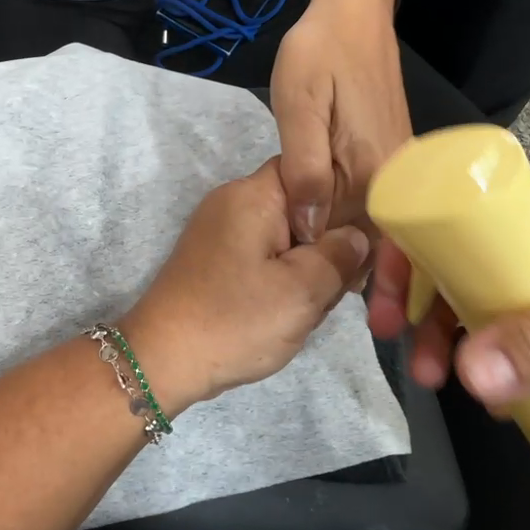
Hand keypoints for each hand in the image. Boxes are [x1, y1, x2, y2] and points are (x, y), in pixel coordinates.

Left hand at [122, 159, 373, 412]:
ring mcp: (222, 228)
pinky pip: (265, 255)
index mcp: (253, 194)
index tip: (366, 240)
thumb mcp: (302, 291)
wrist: (163, 358)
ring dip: (306, 269)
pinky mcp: (217, 256)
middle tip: (338, 286)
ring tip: (308, 306)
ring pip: (287, 236)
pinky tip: (286, 311)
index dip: (347, 200)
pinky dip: (282, 279)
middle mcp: (234, 200)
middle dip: (326, 245)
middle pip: (303, 207)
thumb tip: (359, 234)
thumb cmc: (235, 320)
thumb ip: (340, 256)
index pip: (312, 171)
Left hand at [272, 0, 409, 243]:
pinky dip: (346, 207)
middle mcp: (395, 179)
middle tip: (280, 242)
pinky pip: (372, 197)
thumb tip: (310, 230)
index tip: (276, 252)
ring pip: (364, 217)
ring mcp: (399, 167)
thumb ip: (304, 170)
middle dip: (322, 244)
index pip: (341, 238)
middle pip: (357, 232)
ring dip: (333, 227)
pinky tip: (319, 201)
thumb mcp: (297, 107)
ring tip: (295, 224)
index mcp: (369, 172)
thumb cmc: (318, 54)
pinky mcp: (395, 154)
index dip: (308, 249)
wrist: (354, 12)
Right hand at [370, 167, 529, 427]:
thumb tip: (466, 372)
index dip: (405, 236)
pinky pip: (507, 314)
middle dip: (417, 292)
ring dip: (446, 326)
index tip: (387, 291)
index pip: (448, 196)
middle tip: (402, 342)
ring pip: (474, 283)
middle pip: (451, 244)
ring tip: (437, 376)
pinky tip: (486, 383)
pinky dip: (485, 343)